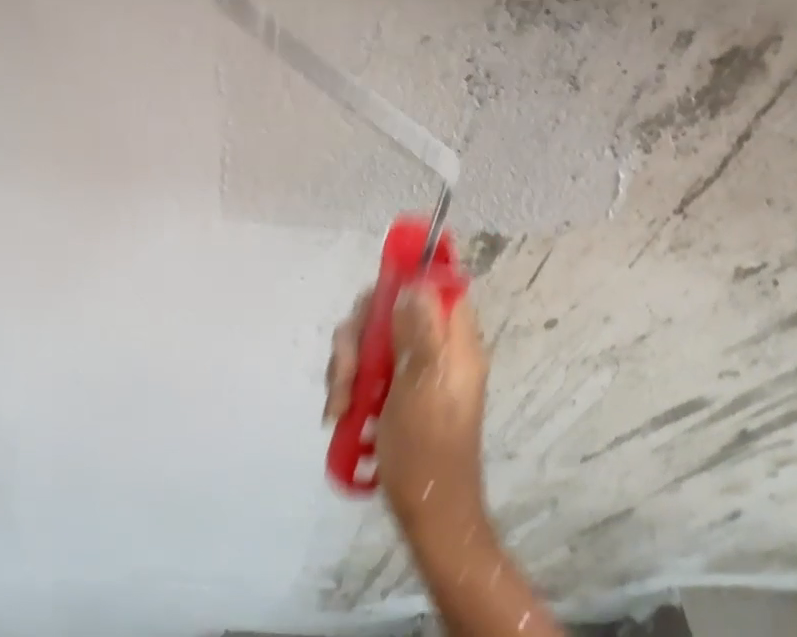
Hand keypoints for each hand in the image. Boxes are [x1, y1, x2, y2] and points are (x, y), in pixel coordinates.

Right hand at [324, 283, 489, 532]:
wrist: (429, 518)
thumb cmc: (427, 454)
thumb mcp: (421, 388)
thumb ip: (418, 333)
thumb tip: (413, 284)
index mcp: (455, 346)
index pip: (438, 288)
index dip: (407, 279)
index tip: (374, 296)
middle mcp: (436, 352)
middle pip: (389, 311)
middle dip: (358, 337)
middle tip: (349, 372)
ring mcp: (414, 374)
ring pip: (370, 341)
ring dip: (347, 368)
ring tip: (342, 405)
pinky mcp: (395, 394)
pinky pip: (364, 371)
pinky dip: (348, 387)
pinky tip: (342, 415)